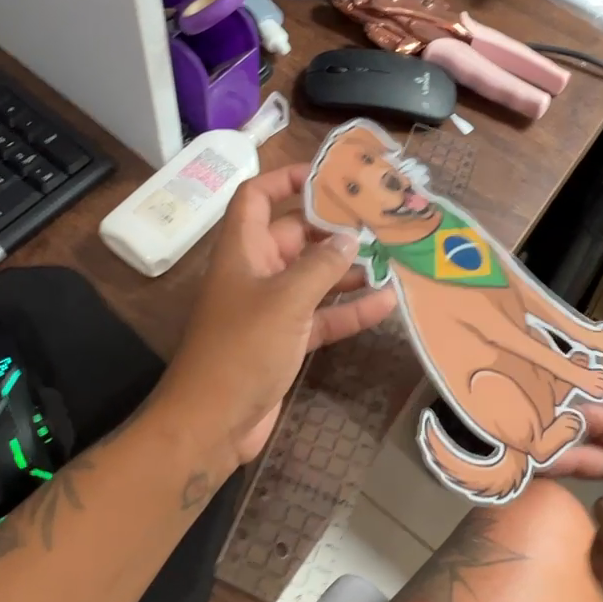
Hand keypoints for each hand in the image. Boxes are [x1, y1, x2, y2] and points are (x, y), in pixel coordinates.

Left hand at [156, 164, 396, 466]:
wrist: (211, 424)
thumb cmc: (242, 349)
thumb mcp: (286, 300)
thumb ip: (321, 266)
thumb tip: (349, 240)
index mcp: (242, 250)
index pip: (257, 197)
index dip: (285, 179)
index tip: (326, 177)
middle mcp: (255, 272)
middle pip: (295, 236)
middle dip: (333, 229)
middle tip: (378, 221)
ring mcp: (270, 308)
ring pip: (313, 277)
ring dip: (347, 271)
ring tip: (391, 260)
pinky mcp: (284, 341)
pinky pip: (321, 316)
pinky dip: (348, 311)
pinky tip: (385, 304)